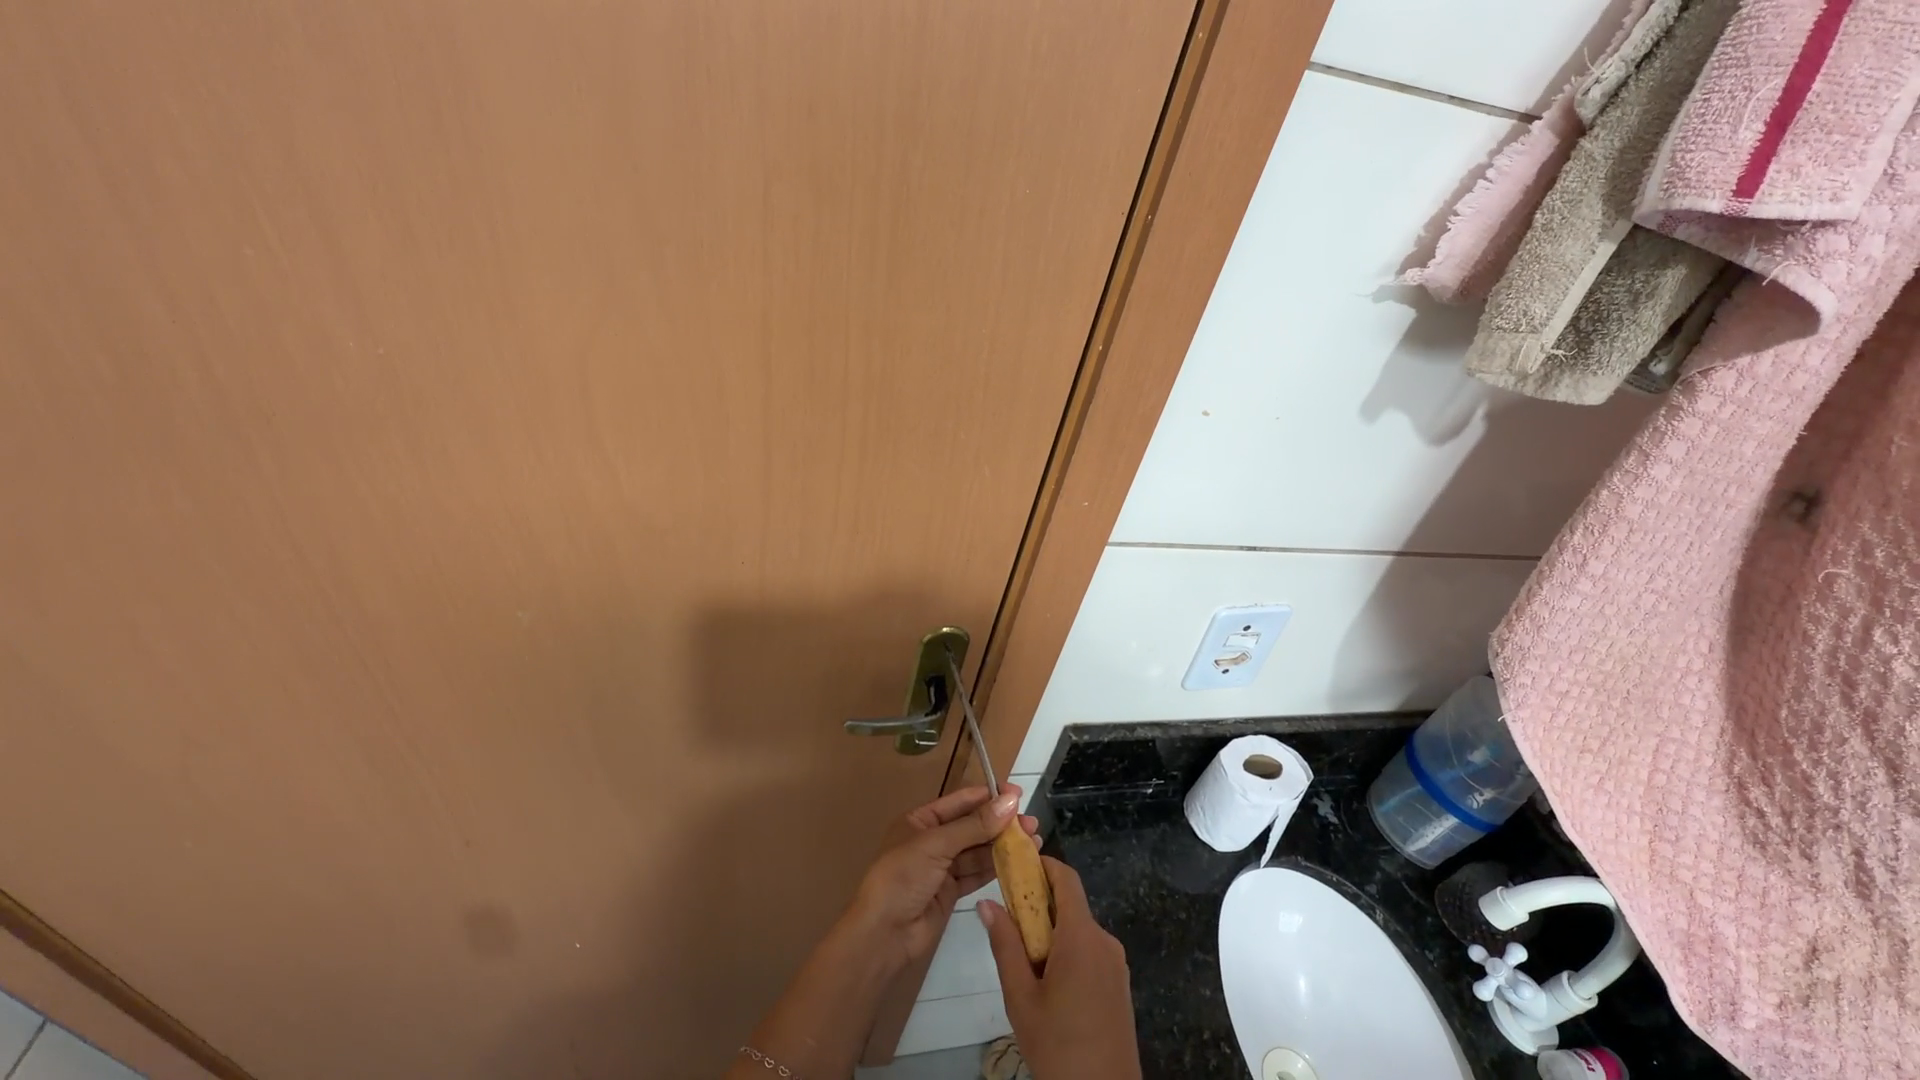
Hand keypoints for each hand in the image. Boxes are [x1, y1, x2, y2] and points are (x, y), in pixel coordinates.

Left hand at [844, 786, 1039, 969]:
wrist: (884, 934)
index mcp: (920, 821)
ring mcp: (941, 867)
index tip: (1018, 795)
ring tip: (1034, 841)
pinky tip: (1019, 862)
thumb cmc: (902, 877)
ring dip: (1002, 846)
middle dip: (1000, 823)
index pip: (960, 802)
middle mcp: (931, 840)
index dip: (988, 797)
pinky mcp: (950, 892)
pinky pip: (977, 874)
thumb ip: (975, 825)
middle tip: (1032, 823)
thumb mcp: (936, 845)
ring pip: (977, 851)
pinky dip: (996, 867)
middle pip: (971, 826)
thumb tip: (1010, 801)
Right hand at [980, 857, 1139, 1079]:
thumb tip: (987, 903)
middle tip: (1006, 924)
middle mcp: (1104, 940)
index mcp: (1082, 937)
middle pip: (1070, 906)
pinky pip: (1089, 951)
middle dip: (1037, 906)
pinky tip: (1047, 983)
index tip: (1015, 864)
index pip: (1066, 878)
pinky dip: (1066, 952)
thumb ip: (1005, 945)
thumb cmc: (1058, 1045)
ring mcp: (1116, 963)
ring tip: (1022, 962)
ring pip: (1078, 931)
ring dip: (1050, 933)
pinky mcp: (1119, 983)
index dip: (1042, 864)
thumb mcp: (1020, 997)